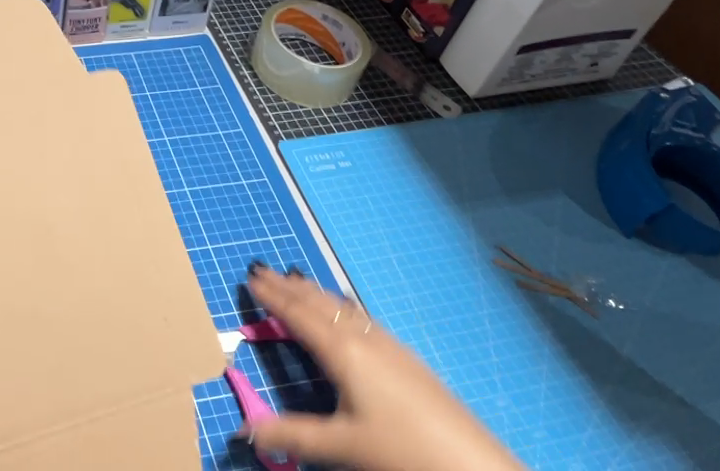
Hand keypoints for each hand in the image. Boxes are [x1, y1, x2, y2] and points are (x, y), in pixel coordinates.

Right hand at [242, 264, 526, 470]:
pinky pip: (361, 318)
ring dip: (315, 293)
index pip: (299, 316)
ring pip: (342, 308)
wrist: (473, 465)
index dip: (273, 298)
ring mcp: (389, 346)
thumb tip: (245, 430)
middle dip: (289, 287)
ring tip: (297, 281)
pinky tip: (345, 314)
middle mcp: (364, 340)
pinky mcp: (406, 359)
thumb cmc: (402, 451)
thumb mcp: (342, 447)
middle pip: (319, 304)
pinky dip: (339, 306)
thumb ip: (292, 436)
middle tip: (263, 269)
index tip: (251, 278)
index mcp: (343, 353)